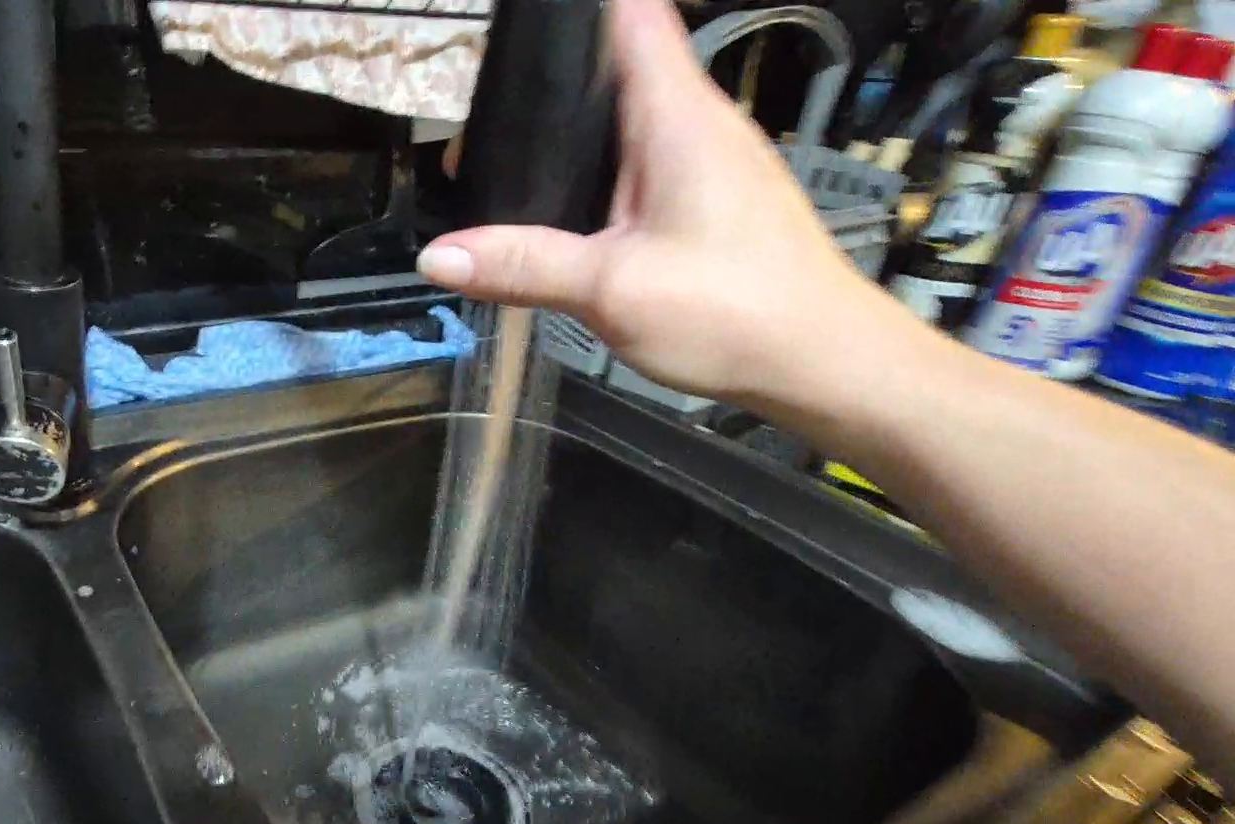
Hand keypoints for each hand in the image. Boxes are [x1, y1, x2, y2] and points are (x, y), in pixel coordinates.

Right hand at [416, 0, 879, 400]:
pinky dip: (592, 181)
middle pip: (614, 73)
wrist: (817, 362)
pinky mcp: (706, 205)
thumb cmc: (728, 311)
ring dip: (566, 144)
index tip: (511, 44)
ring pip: (623, 128)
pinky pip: (636, 171)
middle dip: (544, 96)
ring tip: (500, 175)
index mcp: (677, 117)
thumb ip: (522, 266)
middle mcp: (695, 125)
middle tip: (475, 136)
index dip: (570, 19)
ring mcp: (705, 166)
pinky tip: (559, 219)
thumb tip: (434, 256)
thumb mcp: (610, 288)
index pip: (630, 18)